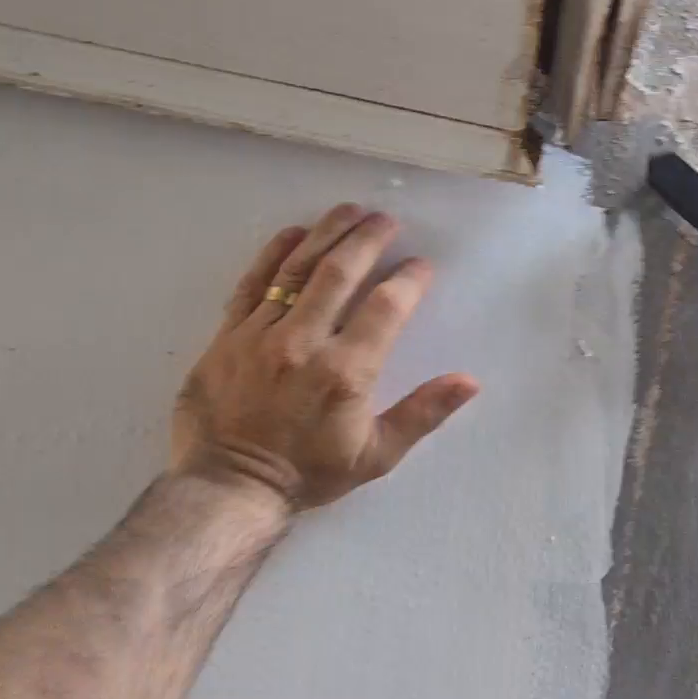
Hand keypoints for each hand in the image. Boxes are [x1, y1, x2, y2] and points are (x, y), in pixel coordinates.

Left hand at [170, 205, 479, 511]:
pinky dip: (273, 254)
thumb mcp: (378, 454)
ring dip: (326, 234)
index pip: (385, 308)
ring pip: (297, 270)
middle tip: (387, 220)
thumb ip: (423, 413)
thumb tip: (470, 381)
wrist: (231, 487)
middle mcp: (305, 342)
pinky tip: (293, 233)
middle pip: (340, 274)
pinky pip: (251, 283)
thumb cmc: (312, 473)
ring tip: (349, 210)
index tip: (422, 266)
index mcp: (347, 371)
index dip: (408, 280)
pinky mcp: (227, 336)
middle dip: (368, 240)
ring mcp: (261, 334)